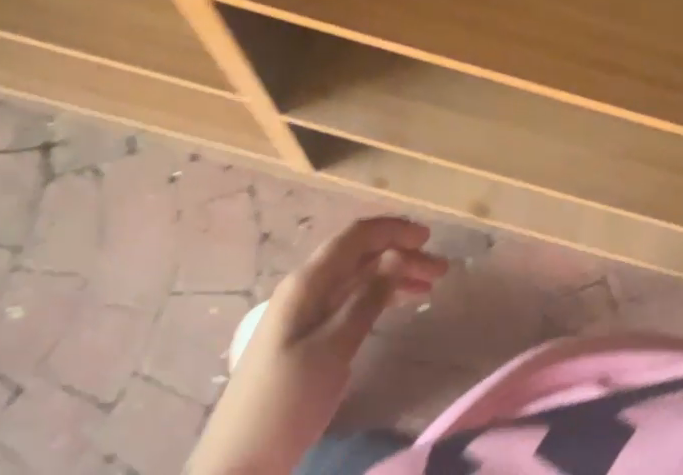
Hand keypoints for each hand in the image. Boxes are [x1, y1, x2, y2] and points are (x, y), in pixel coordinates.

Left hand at [255, 216, 447, 383]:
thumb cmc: (286, 402)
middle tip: (442, 269)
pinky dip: (379, 297)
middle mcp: (306, 289)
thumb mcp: (332, 349)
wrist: (240, 460)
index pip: (354, 238)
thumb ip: (366, 299)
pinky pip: (351, 301)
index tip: (429, 238)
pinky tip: (399, 303)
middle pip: (359, 256)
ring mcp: (306, 314)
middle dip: (401, 254)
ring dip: (394, 275)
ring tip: (431, 285)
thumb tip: (397, 254)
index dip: (392, 230)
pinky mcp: (310, 337)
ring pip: (358, 279)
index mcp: (307, 284)